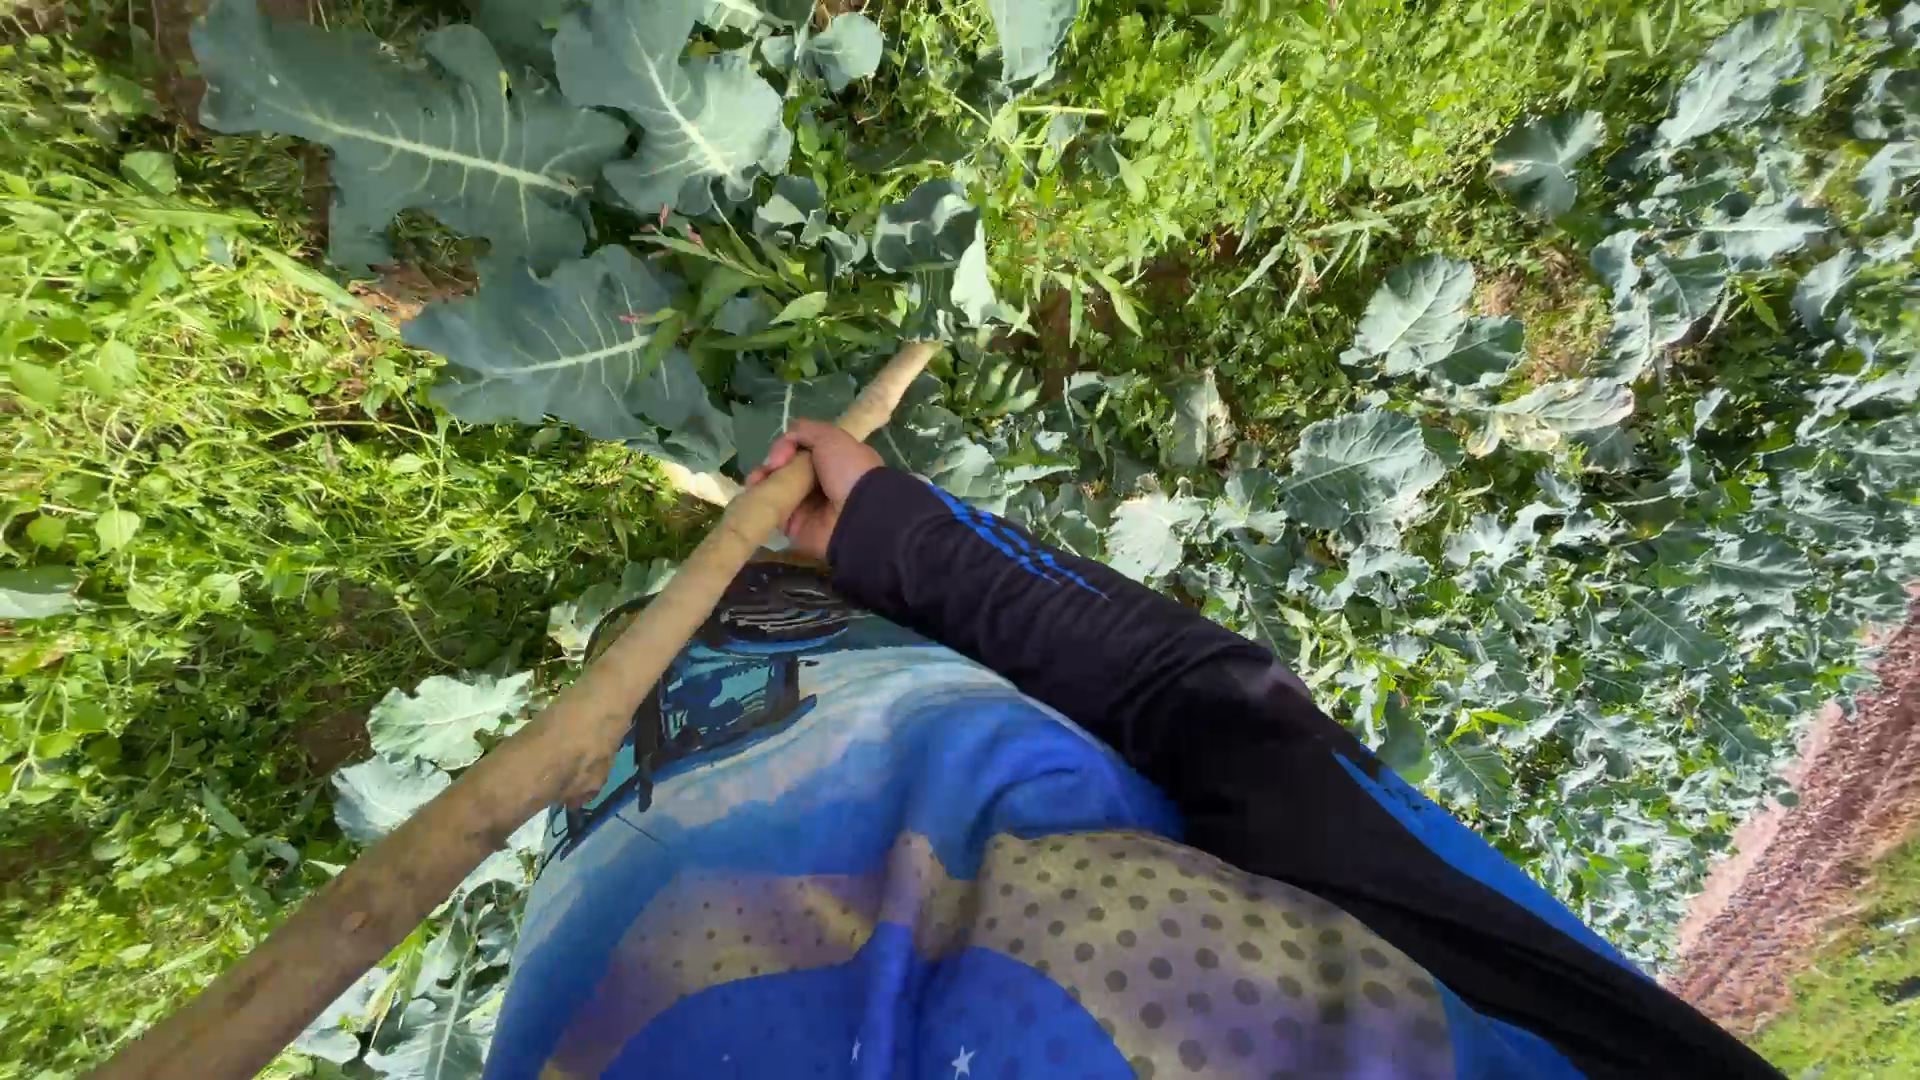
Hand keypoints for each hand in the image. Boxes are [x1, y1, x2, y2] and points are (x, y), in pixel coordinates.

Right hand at [745, 417, 882, 560]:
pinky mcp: (793, 524)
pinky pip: (771, 508)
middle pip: (786, 467)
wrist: (857, 514)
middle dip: (773, 462)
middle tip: (773, 465)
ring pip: (775, 486)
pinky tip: (756, 489)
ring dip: (761, 478)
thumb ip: (805, 431)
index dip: (788, 445)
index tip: (785, 450)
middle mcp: (820, 482)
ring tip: (758, 478)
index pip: (802, 449)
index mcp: (834, 461)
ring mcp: (806, 504)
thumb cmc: (848, 471)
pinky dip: (760, 498)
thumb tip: (784, 444)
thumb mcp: (831, 437)